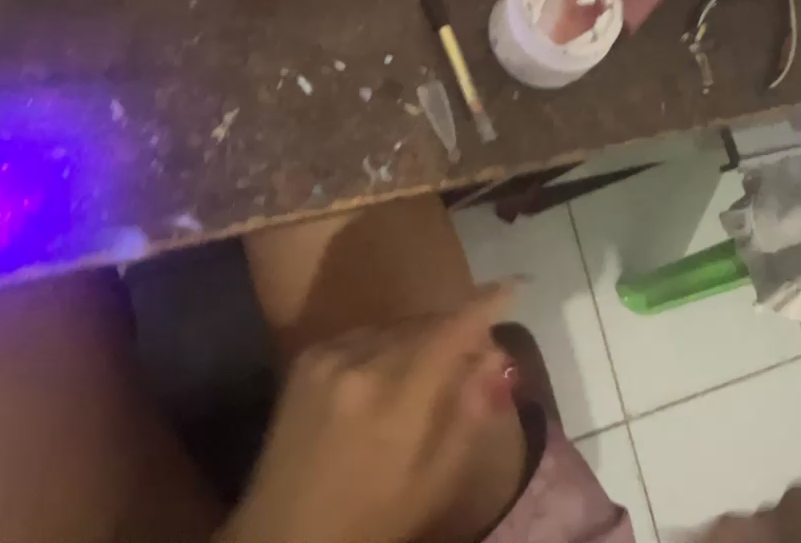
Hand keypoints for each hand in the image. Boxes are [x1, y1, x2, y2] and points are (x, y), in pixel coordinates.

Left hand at [219, 283, 520, 542]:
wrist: (282, 534)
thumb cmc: (372, 520)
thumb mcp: (434, 484)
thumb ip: (469, 415)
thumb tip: (495, 357)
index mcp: (396, 399)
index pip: (452, 331)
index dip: (487, 304)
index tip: (518, 283)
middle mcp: (361, 361)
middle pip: (426, 322)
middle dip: (457, 328)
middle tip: (475, 353)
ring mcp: (329, 354)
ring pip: (395, 325)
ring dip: (421, 335)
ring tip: (431, 369)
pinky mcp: (307, 355)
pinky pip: (364, 333)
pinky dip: (386, 343)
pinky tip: (386, 376)